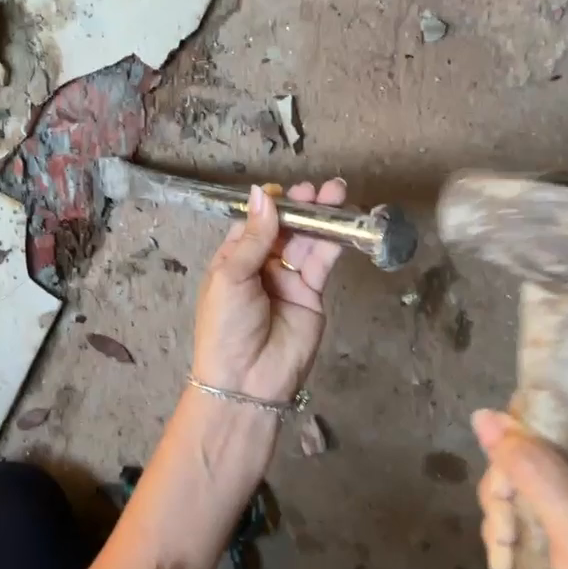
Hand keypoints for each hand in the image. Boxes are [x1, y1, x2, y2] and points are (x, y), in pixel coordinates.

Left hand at [192, 180, 347, 401]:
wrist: (245, 380)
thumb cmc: (226, 324)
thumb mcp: (231, 275)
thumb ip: (254, 235)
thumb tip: (262, 192)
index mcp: (233, 259)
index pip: (253, 223)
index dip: (269, 205)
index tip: (284, 189)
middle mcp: (261, 266)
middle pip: (284, 229)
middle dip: (300, 208)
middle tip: (317, 188)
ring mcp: (287, 280)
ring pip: (306, 242)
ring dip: (320, 219)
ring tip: (335, 193)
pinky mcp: (311, 295)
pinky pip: (322, 263)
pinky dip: (332, 242)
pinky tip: (341, 222)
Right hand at [472, 390, 567, 568]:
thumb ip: (533, 469)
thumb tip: (484, 414)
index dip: (548, 393)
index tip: (506, 424)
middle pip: (551, 433)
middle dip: (512, 469)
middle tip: (502, 512)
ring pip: (538, 468)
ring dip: (509, 503)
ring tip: (504, 549)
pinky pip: (543, 501)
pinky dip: (519, 524)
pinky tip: (510, 558)